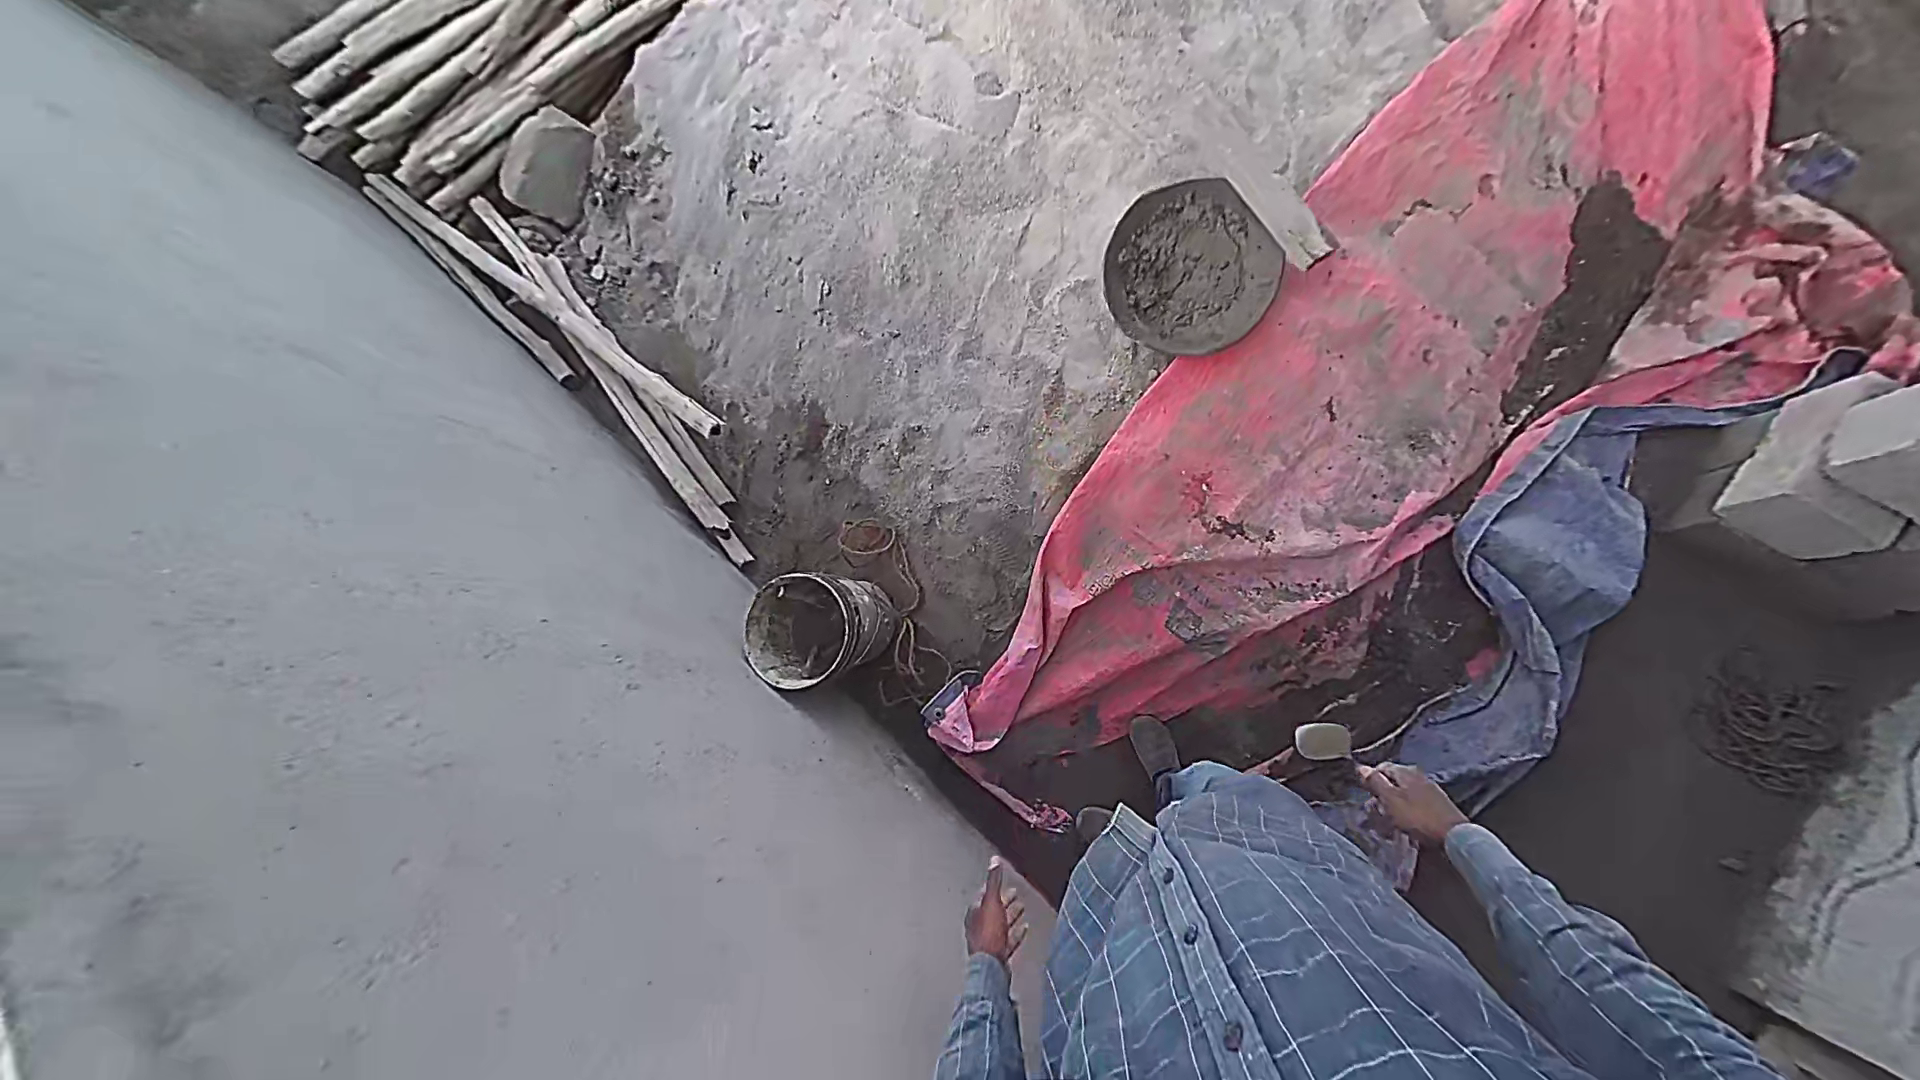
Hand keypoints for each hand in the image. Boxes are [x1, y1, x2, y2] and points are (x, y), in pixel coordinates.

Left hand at [964, 857, 1029, 964]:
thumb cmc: (988, 934)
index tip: (1003, 883)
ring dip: (1012, 915)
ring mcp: (988, 941)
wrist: (991, 968)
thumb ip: (994, 880)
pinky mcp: (998, 954)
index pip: (984, 895)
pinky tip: (1024, 929)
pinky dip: (1016, 933)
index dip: (994, 887)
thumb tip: (994, 860)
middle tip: (1015, 894)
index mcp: (975, 912)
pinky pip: (1008, 939)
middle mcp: (979, 926)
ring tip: (1022, 908)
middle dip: (1005, 901)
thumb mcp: (992, 901)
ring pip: (1001, 924)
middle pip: (994, 909)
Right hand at [1358, 762, 1468, 844]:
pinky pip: (1415, 804)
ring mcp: (1431, 790)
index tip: (1367, 796)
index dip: (1370, 780)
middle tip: (1377, 811)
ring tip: (1390, 822)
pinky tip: (1407, 824)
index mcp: (1405, 771)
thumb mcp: (1389, 799)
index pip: (1380, 767)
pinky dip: (1408, 812)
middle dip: (1382, 795)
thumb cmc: (1417, 817)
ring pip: (1403, 794)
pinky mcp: (1439, 805)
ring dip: (1394, 806)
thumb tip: (1361, 767)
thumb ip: (1374, 781)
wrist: (1456, 837)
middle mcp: (1418, 776)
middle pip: (1392, 782)